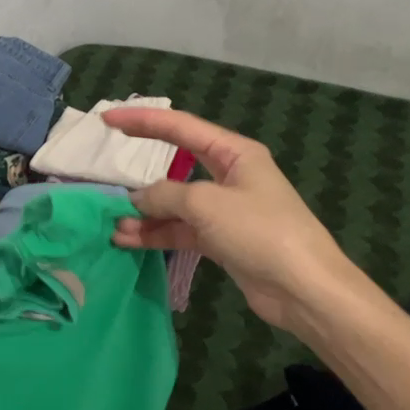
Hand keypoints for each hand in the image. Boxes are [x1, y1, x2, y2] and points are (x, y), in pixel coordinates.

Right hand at [100, 106, 361, 331]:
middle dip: (140, 175)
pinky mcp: (220, 240)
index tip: (107, 119)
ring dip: (144, 214)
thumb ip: (165, 195)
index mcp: (234, 153)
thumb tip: (138, 199)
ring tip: (113, 223)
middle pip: (174, 167)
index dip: (141, 120)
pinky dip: (155, 235)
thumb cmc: (261, 231)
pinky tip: (128, 240)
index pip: (179, 127)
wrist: (306, 290)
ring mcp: (224, 211)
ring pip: (173, 204)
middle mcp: (228, 176)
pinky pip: (179, 230)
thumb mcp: (206, 204)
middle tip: (104, 176)